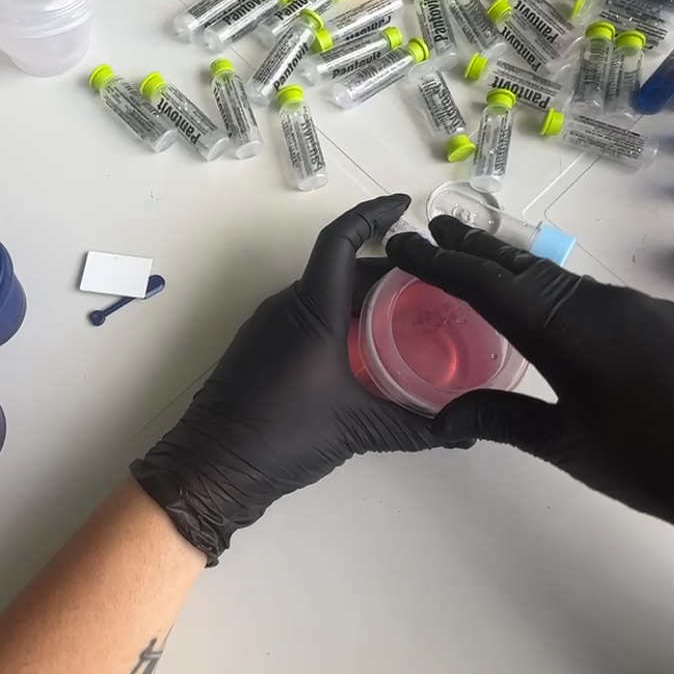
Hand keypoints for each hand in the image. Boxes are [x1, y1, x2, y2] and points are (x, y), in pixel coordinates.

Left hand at [131, 194, 445, 563]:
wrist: (211, 467)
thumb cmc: (279, 435)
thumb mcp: (356, 429)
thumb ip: (413, 427)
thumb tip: (462, 432)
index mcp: (310, 308)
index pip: (340, 240)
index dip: (372, 214)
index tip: (403, 206)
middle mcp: (288, 305)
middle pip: (341, 268)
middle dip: (386, 268)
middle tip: (431, 280)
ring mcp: (270, 325)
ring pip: (325, 293)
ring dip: (364, 296)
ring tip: (411, 311)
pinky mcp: (263, 346)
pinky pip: (310, 315)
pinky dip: (343, 318)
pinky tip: (370, 346)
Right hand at [389, 215, 673, 576]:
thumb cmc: (658, 466)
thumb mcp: (570, 446)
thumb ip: (501, 419)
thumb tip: (440, 419)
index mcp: (563, 330)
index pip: (482, 283)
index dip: (437, 261)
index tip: (404, 243)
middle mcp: (597, 301)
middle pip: (519, 264)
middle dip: (472, 246)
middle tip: (436, 229)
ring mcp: (637, 304)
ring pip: (558, 277)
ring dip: (514, 267)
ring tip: (483, 264)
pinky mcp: (668, 317)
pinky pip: (595, 293)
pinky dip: (555, 289)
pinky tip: (554, 308)